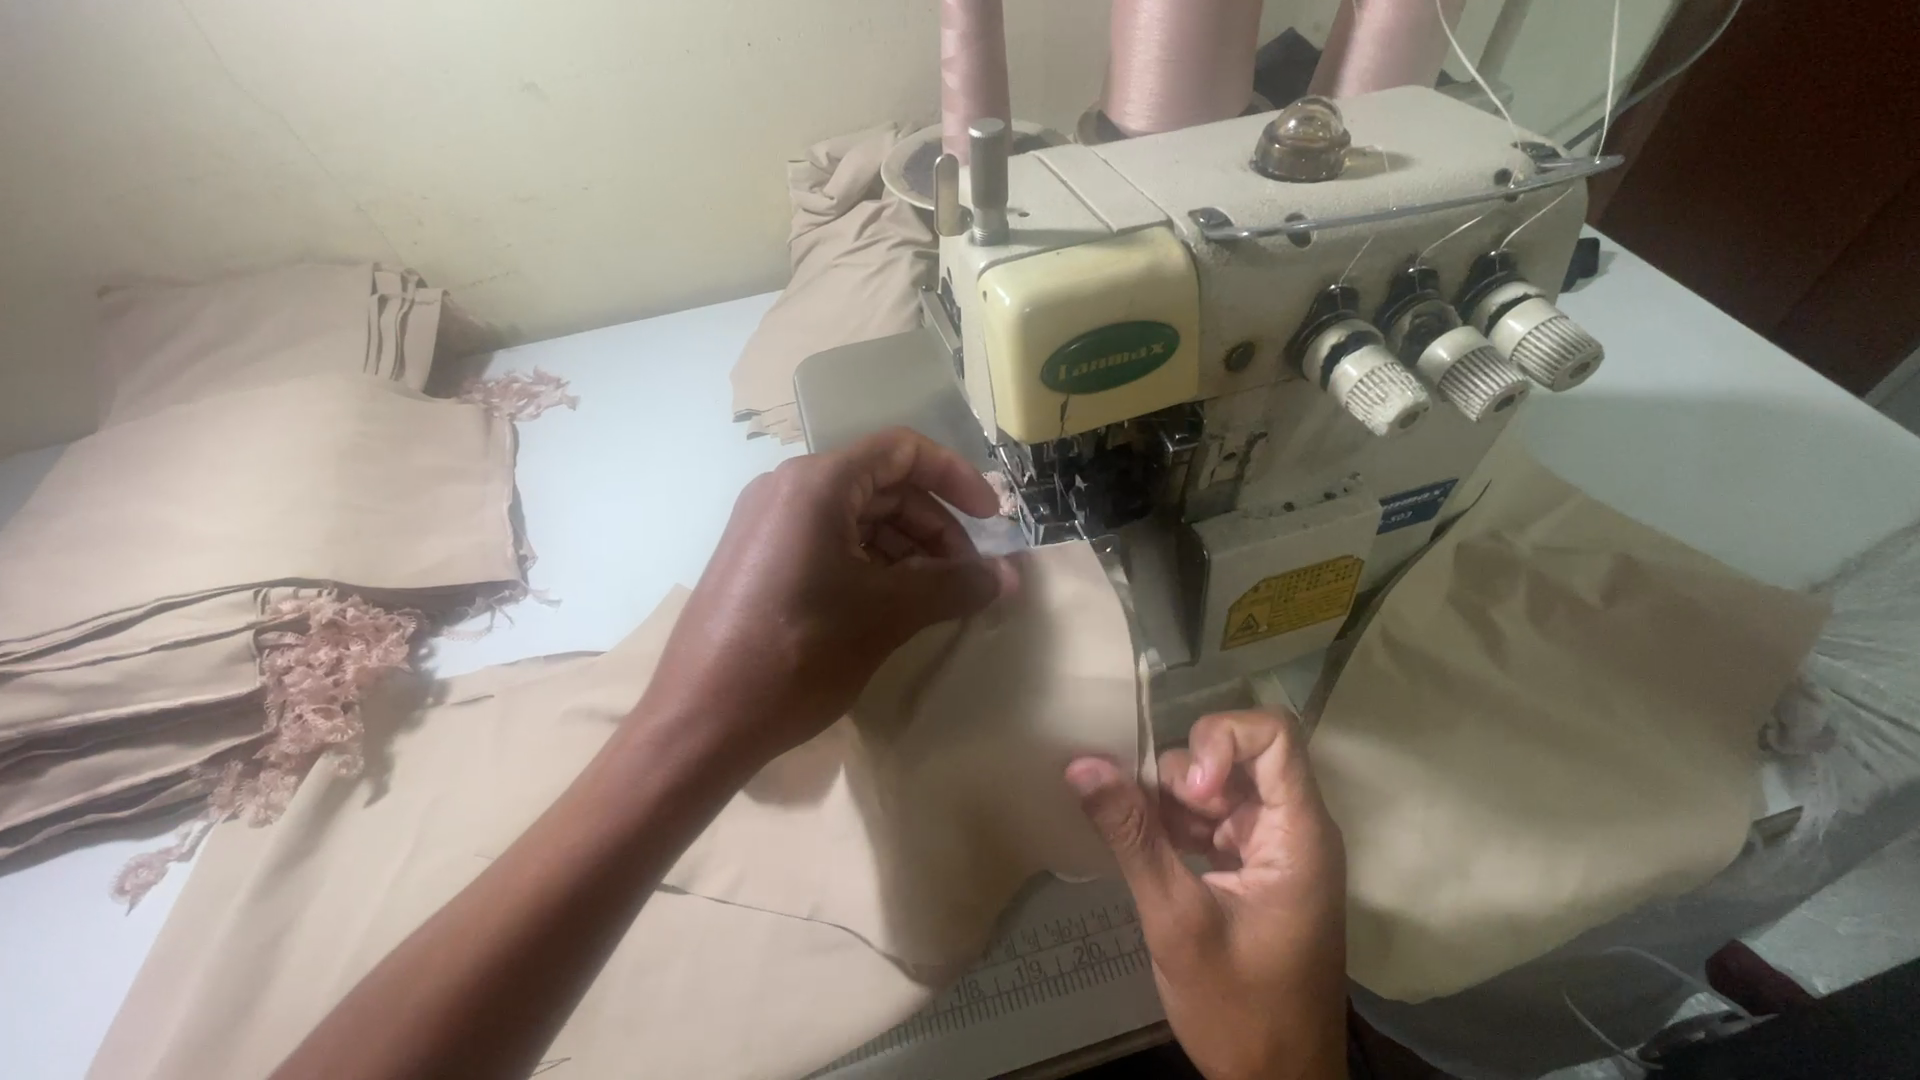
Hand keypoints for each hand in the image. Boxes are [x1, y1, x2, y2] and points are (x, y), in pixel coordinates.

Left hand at [643, 427, 1016, 768]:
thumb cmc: (799, 654)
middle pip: (883, 486)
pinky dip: (870, 565)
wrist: (701, 720)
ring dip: (906, 551)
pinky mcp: (758, 559)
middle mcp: (786, 489)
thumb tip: (1009, 576)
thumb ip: (955, 586)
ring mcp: (766, 524)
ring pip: (856, 518)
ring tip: (933, 599)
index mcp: (817, 484)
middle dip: (934, 527)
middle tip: (965, 577)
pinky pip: (827, 542)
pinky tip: (890, 606)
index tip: (992, 520)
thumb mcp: (887, 615)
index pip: (903, 451)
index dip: (956, 478)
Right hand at [1067, 711, 1347, 1079]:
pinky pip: (1213, 815)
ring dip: (1174, 800)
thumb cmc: (1239, 1010)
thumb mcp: (1177, 921)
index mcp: (1299, 834)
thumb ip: (1133, 837)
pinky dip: (1177, 822)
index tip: (1188, 792)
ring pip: (1219, 781)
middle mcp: (1294, 827)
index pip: (1273, 735)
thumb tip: (1083, 766)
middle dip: (1186, 774)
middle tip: (1153, 822)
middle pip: (1240, 752)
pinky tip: (1153, 851)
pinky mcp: (1254, 864)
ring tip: (1147, 844)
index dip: (1221, 740)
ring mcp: (1274, 845)